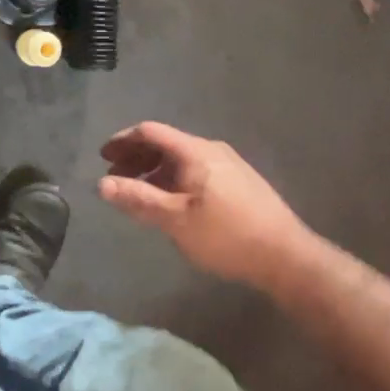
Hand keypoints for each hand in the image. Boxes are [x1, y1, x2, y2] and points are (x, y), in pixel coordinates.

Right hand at [98, 122, 317, 287]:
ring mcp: (229, 165)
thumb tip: (101, 184)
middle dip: (136, 158)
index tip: (103, 158)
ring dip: (154, 171)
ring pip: (181, 159)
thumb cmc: (227, 236)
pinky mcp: (239, 183)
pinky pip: (195, 170)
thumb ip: (138, 199)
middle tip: (116, 179)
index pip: (150, 132)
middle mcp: (212, 150)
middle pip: (165, 143)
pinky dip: (173, 179)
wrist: (288, 258)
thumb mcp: (175, 220)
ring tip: (140, 195)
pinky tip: (171, 204)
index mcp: (195, 151)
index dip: (123, 141)